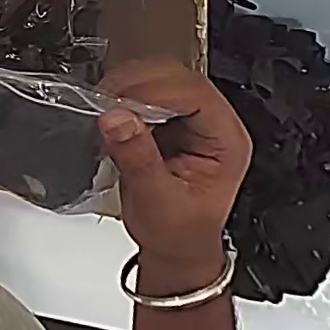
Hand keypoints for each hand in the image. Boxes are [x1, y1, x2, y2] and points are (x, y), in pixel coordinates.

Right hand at [97, 60, 251, 277]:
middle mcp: (213, 124)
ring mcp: (190, 120)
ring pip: (161, 79)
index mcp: (226, 141)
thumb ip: (138, 159)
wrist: (174, 250)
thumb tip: (117, 118)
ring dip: (129, 87)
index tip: (120, 100)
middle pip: (179, 78)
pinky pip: (146, 93)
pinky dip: (124, 97)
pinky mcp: (168, 121)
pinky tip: (109, 113)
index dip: (156, 90)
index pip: (196, 95)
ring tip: (103, 107)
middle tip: (105, 99)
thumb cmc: (178, 235)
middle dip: (139, 83)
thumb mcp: (157, 202)